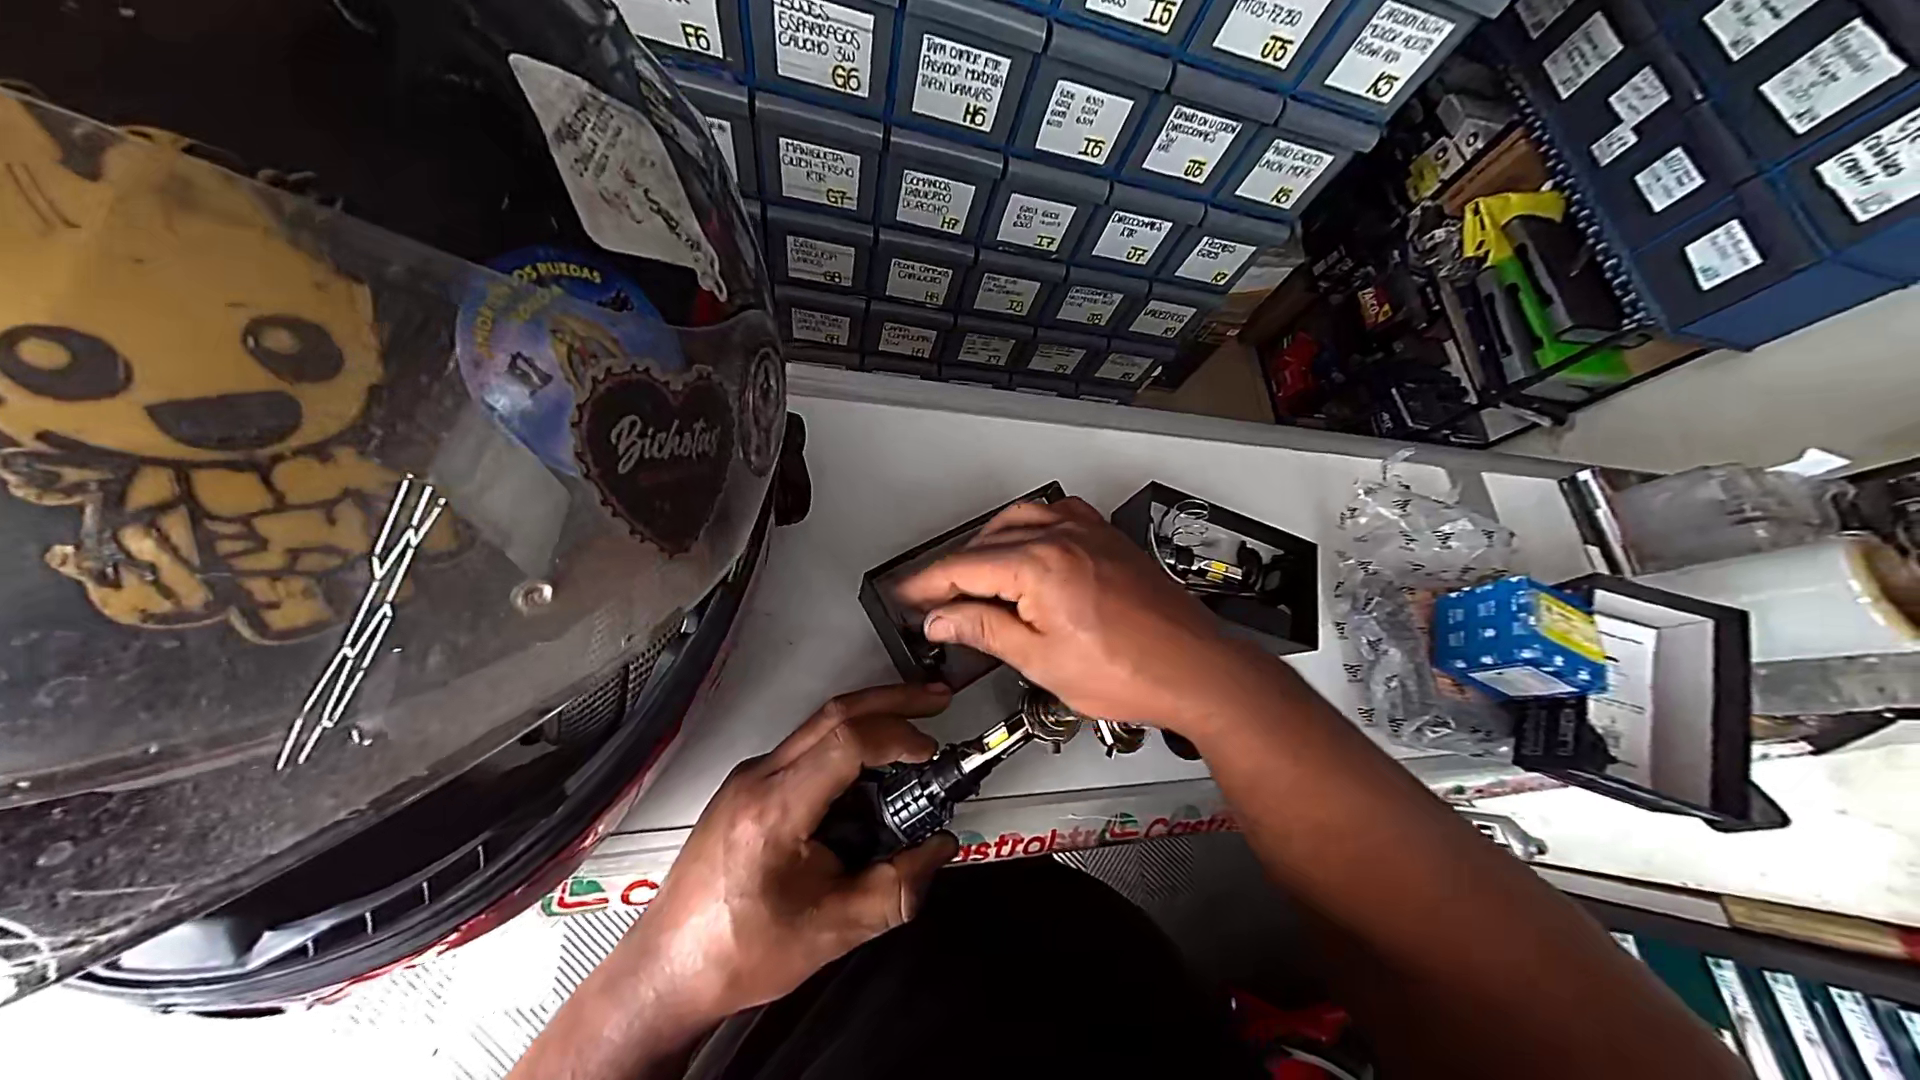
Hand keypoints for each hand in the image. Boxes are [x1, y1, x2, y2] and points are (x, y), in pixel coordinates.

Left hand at [626, 683, 958, 1025]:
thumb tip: (937, 850)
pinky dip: (848, 743)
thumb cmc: (732, 953)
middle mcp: (756, 780)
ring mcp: (750, 778)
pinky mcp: (750, 787)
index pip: (845, 741)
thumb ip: (898, 889)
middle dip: (894, 699)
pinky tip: (872, 768)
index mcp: (774, 811)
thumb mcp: (832, 932)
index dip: (897, 736)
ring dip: (871, 717)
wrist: (669, 968)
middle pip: (835, 712)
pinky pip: (807, 748)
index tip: (928, 751)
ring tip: (913, 731)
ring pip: (820, 724)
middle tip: (935, 699)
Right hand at [891, 497, 1268, 734]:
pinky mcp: (1107, 538)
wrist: (1194, 670)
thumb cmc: (1134, 670)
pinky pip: (1056, 514)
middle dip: (952, 569)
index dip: (927, 585)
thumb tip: (943, 620)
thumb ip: (983, 631)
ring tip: (970, 574)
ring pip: (1018, 520)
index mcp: (1041, 565)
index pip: (963, 567)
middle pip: (985, 542)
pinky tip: (1026, 545)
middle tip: (933, 598)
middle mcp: (1064, 537)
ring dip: (986, 543)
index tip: (908, 597)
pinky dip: (1029, 527)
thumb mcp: (1040, 660)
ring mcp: (1088, 533)